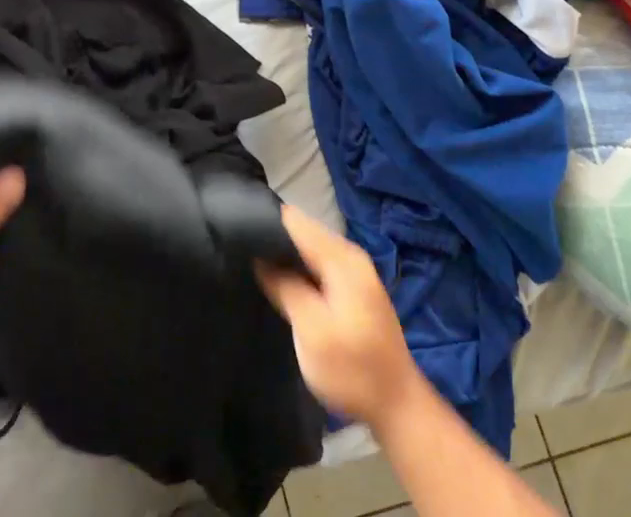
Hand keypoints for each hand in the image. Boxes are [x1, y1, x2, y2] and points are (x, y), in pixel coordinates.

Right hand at [255, 204, 432, 427]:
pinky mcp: (350, 291)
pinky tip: (275, 282)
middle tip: (236, 251)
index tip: (234, 231)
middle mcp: (350, 258)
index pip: (295, 222)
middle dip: (271, 240)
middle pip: (302, 232)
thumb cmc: (353, 370)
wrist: (396, 407)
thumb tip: (259, 257)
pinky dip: (296, 270)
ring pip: (307, 250)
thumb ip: (286, 287)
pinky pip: (315, 266)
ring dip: (282, 256)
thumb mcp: (313, 330)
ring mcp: (353, 274)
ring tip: (247, 263)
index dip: (264, 224)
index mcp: (343, 260)